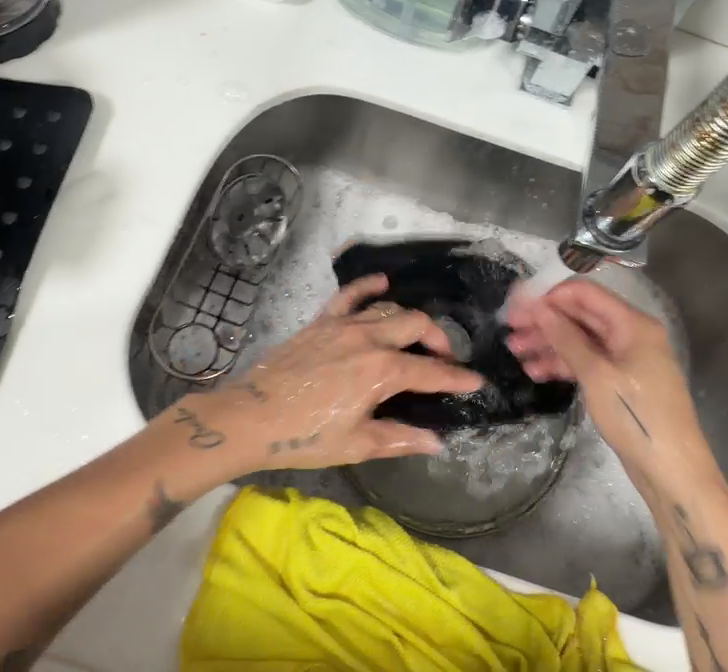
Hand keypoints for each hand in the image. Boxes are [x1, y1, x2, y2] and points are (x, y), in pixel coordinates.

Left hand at [166, 275, 484, 474]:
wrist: (251, 418)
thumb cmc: (305, 438)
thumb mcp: (357, 444)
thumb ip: (401, 438)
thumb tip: (436, 442)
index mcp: (381, 371)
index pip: (431, 371)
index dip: (457, 377)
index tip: (475, 382)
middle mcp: (368, 339)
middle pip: (417, 324)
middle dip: (439, 340)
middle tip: (445, 360)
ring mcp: (343, 325)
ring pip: (390, 309)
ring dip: (411, 320)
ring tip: (418, 337)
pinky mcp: (321, 322)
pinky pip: (350, 295)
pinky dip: (369, 286)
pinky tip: (383, 283)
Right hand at [504, 278, 700, 474]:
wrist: (672, 470)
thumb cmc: (636, 416)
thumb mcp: (597, 376)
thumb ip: (567, 338)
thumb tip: (539, 308)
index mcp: (633, 324)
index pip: (585, 294)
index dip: (550, 296)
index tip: (517, 306)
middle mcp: (630, 335)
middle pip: (581, 316)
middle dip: (545, 321)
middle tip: (510, 330)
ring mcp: (626, 359)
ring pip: (581, 341)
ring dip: (549, 344)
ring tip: (515, 352)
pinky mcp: (620, 382)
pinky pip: (587, 363)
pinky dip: (563, 365)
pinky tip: (536, 372)